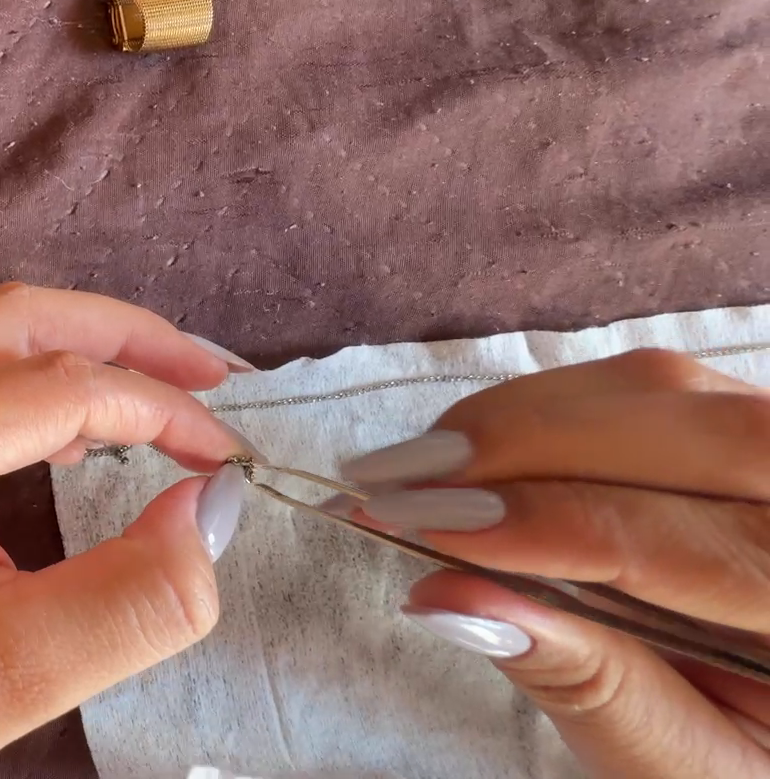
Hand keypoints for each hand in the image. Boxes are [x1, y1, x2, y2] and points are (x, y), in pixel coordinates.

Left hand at [0, 283, 250, 775]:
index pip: (61, 387)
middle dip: (125, 334)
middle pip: (20, 318)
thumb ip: (139, 594)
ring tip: (164, 388)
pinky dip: (36, 370)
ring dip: (82, 342)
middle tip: (210, 376)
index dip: (160, 407)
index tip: (228, 456)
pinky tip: (83, 422)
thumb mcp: (25, 671)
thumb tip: (213, 503)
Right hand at [340, 349, 769, 777]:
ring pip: (652, 389)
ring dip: (506, 421)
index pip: (695, 548)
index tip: (416, 521)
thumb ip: (578, 680)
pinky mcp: (729, 428)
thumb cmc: (736, 758)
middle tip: (392, 476)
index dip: (543, 522)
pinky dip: (523, 412)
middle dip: (517, 443)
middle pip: (699, 430)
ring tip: (409, 468)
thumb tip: (439, 597)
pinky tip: (461, 457)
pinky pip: (629, 387)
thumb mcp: (676, 762)